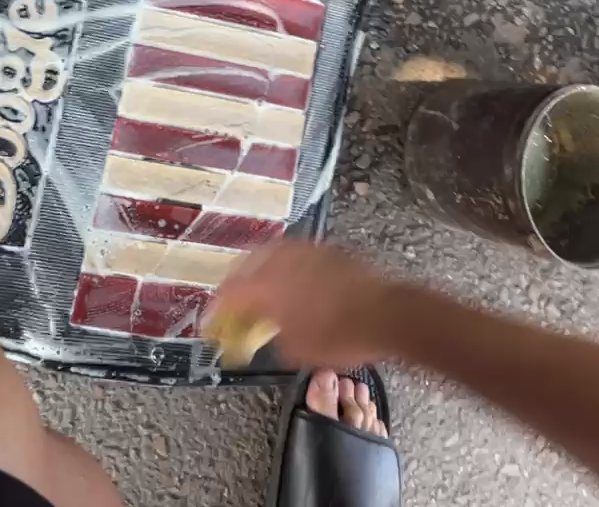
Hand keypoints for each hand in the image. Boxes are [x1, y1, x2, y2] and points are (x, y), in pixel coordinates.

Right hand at [211, 242, 404, 368]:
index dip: (217, 307)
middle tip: (232, 298)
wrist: (384, 314)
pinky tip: (289, 277)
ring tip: (257, 284)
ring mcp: (304, 250)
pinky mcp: (324, 248)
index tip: (213, 318)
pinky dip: (283, 263)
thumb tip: (267, 334)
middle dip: (235, 281)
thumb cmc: (340, 337)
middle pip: (245, 264)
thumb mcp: (297, 350)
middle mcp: (281, 261)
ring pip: (269, 252)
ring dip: (258, 267)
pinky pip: (293, 251)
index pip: (229, 292)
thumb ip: (272, 337)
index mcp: (267, 287)